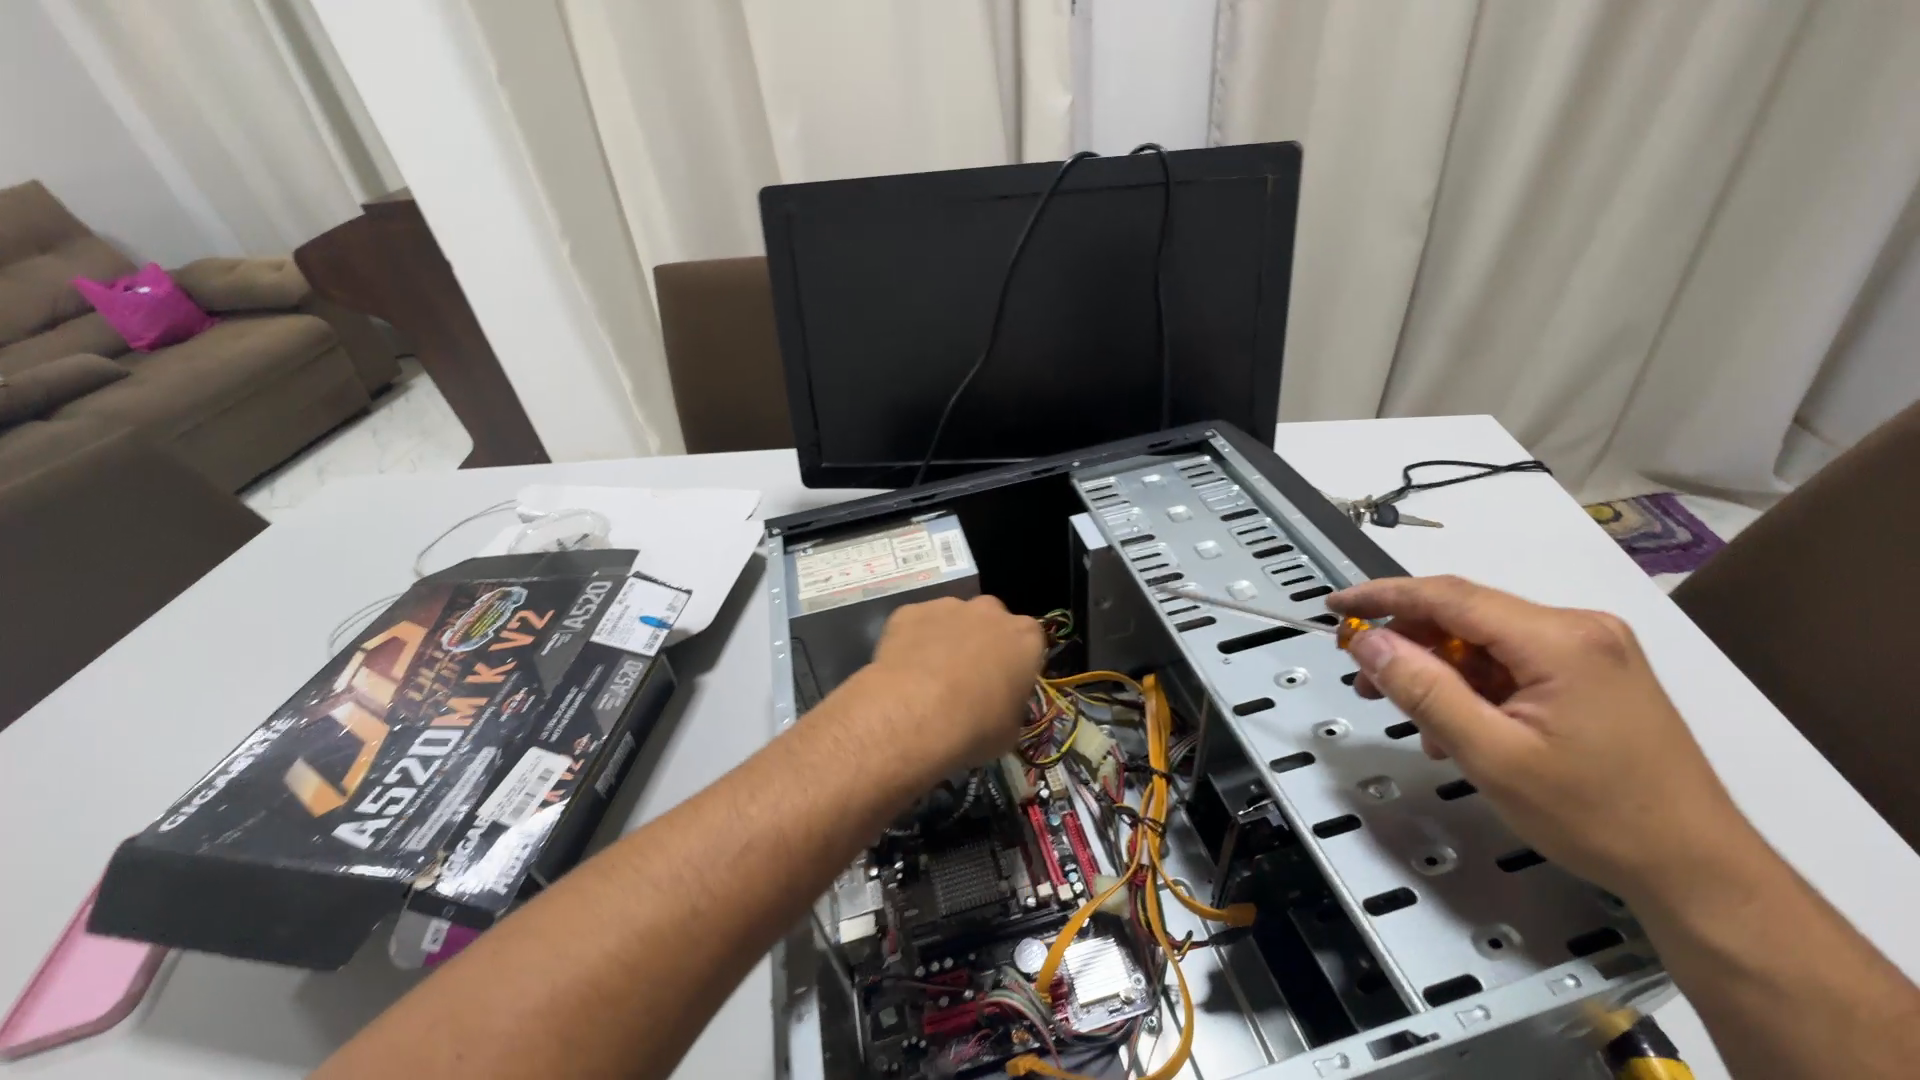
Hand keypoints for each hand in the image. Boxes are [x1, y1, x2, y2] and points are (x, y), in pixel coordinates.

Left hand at [864, 595, 1045, 770]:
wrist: (913, 716)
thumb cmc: (974, 728)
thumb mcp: (1010, 730)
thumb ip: (1011, 705)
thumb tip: (999, 705)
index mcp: (1025, 638)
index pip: (1030, 642)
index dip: (1016, 663)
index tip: (1004, 684)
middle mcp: (990, 612)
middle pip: (991, 621)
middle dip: (983, 642)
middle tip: (966, 678)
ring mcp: (947, 606)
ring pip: (952, 619)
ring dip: (947, 639)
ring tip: (929, 677)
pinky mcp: (910, 611)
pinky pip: (916, 624)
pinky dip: (912, 640)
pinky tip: (903, 670)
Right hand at [1327, 576, 1754, 907]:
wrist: (1696, 868)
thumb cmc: (1597, 815)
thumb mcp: (1492, 755)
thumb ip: (1423, 690)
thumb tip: (1370, 642)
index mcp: (1559, 639)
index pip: (1448, 596)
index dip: (1382, 596)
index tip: (1334, 606)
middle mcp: (1580, 629)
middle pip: (1466, 617)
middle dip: (1409, 645)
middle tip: (1365, 681)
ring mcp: (1593, 651)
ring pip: (1486, 644)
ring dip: (1440, 673)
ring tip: (1410, 717)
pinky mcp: (1596, 676)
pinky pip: (1513, 665)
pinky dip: (1475, 689)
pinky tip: (1457, 729)